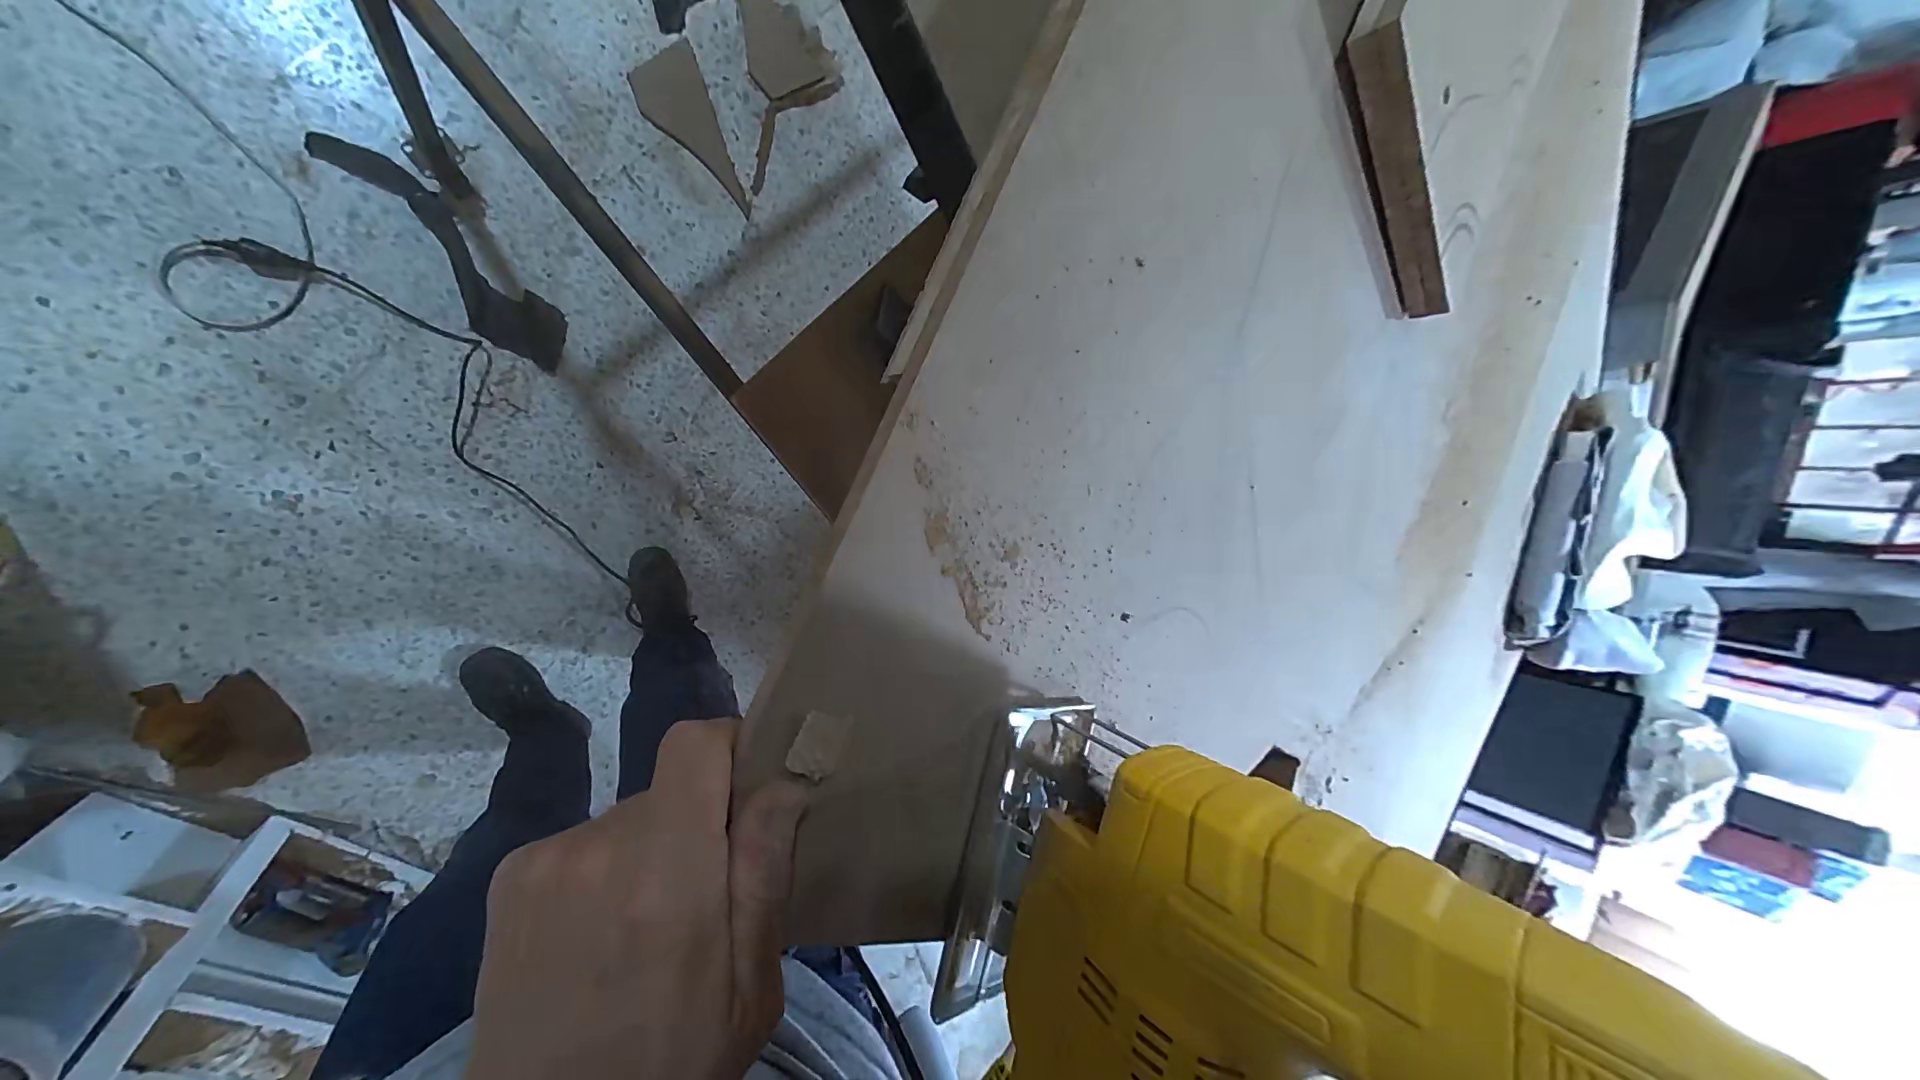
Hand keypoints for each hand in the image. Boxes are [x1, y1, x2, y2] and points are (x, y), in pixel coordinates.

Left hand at [465, 718, 809, 1079]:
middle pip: (670, 787)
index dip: (729, 745)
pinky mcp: (509, 877)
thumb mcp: (749, 984)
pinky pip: (587, 840)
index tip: (748, 788)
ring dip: (652, 848)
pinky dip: (607, 867)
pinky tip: (598, 934)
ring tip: (647, 926)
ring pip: (631, 816)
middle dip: (699, 820)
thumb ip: (764, 871)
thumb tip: (784, 782)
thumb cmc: (672, 1063)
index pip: (693, 743)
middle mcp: (597, 848)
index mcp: (666, 872)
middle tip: (707, 892)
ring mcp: (544, 860)